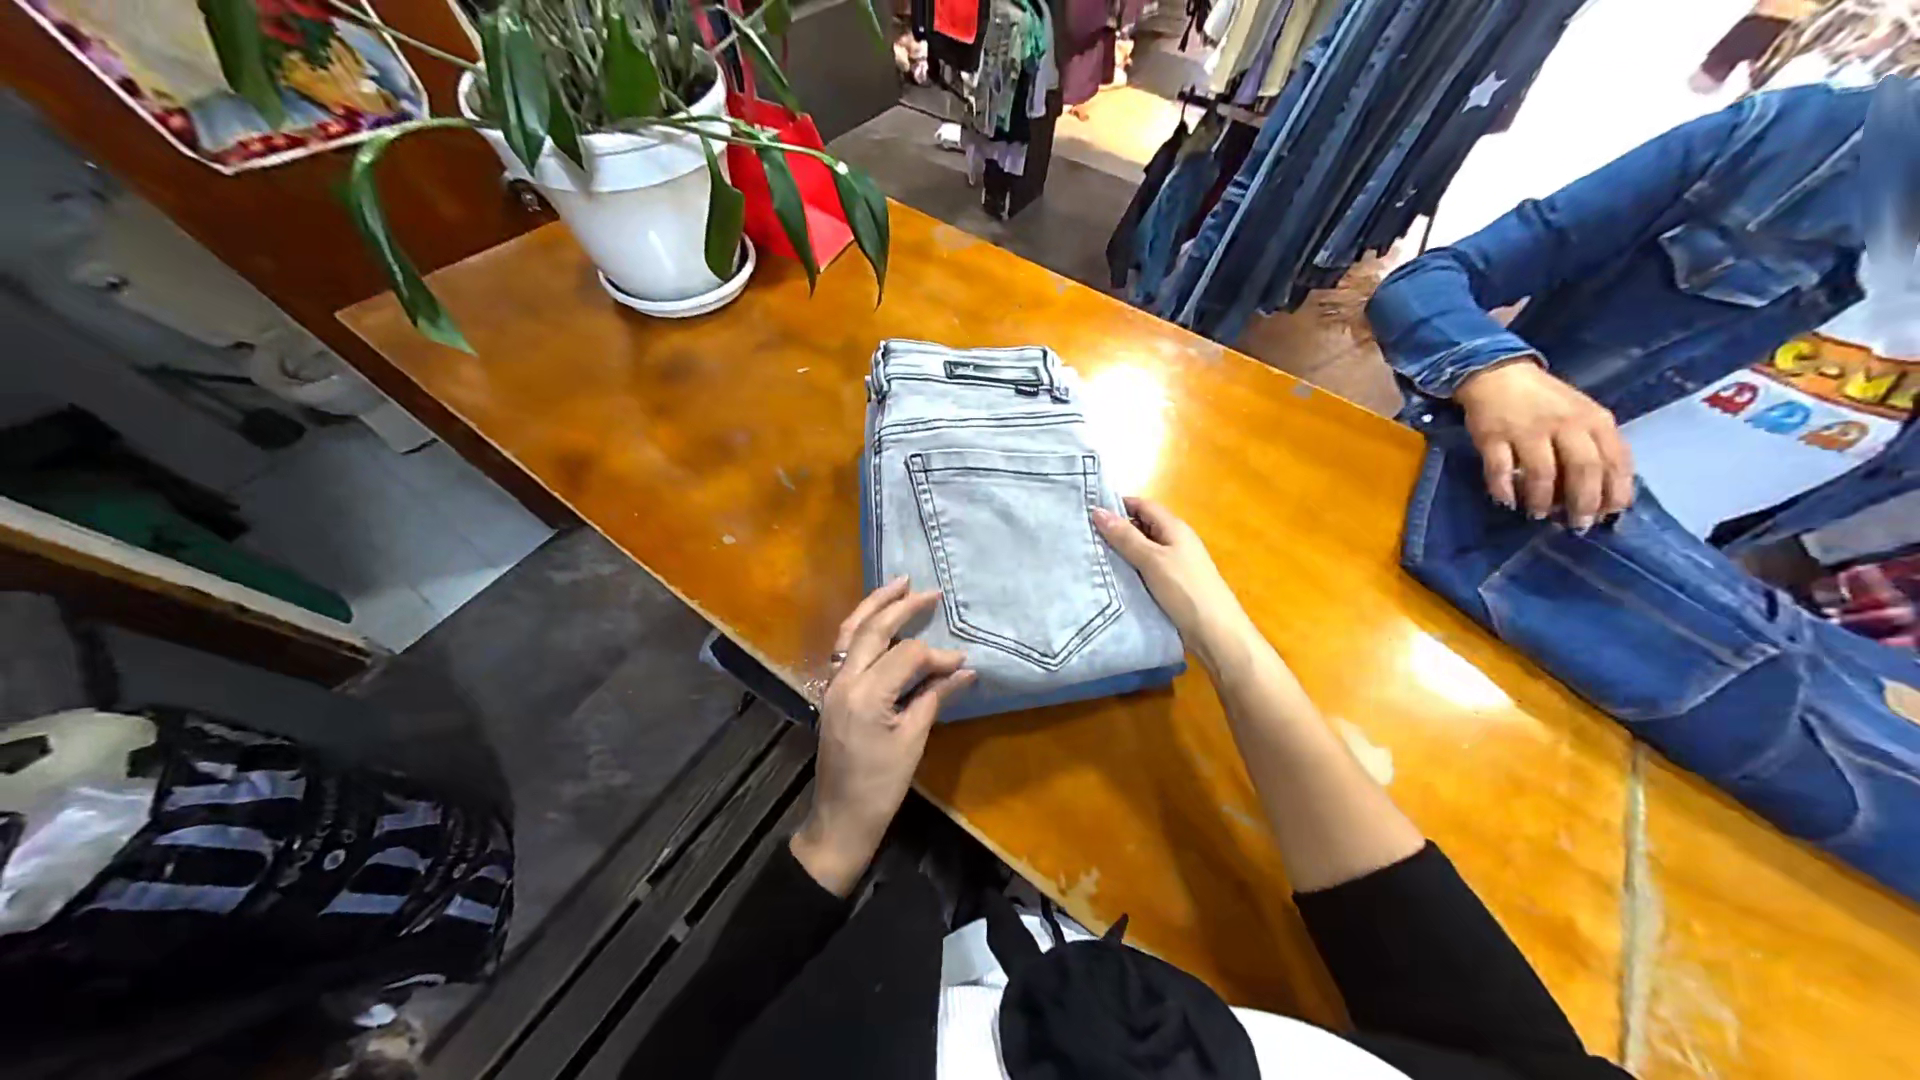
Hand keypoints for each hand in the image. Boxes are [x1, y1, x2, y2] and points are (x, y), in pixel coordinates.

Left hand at [791, 579, 974, 896]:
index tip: (961, 664)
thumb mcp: (913, 740)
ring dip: (875, 606)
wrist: (841, 817)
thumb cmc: (881, 785)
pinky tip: (877, 620)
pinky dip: (861, 627)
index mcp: (866, 694)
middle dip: (901, 607)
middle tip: (929, 592)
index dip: (936, 656)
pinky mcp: (831, 691)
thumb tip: (965, 671)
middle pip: (872, 629)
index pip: (906, 655)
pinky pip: (844, 647)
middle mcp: (844, 680)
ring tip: (898, 586)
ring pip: (851, 631)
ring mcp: (833, 684)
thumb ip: (935, 696)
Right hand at [1091, 497, 1253, 668]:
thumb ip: (1125, 536)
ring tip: (1091, 555)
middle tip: (1084, 535)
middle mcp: (1175, 541)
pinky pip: (1145, 568)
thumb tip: (1097, 511)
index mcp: (1174, 528)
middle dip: (1116, 528)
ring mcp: (1174, 563)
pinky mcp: (1171, 584)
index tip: (1088, 512)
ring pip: (1142, 549)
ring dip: (1121, 550)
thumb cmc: (1185, 590)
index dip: (1117, 505)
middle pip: (1142, 526)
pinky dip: (1129, 568)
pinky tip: (1111, 577)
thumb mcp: (1152, 560)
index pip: (1142, 505)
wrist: (1215, 632)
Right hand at [1453, 357, 1634, 527]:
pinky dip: (1504, 490)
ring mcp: (1526, 431)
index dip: (1614, 493)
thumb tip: (1595, 491)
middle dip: (1582, 503)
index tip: (1607, 515)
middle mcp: (1565, 425)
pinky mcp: (1492, 437)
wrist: (1498, 376)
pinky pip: (1500, 470)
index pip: (1615, 462)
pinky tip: (1507, 501)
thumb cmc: (1544, 400)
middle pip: (1582, 470)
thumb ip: (1593, 446)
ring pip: (1542, 474)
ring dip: (1542, 500)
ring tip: (1539, 514)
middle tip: (1576, 525)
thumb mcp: (1581, 416)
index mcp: (1594, 420)